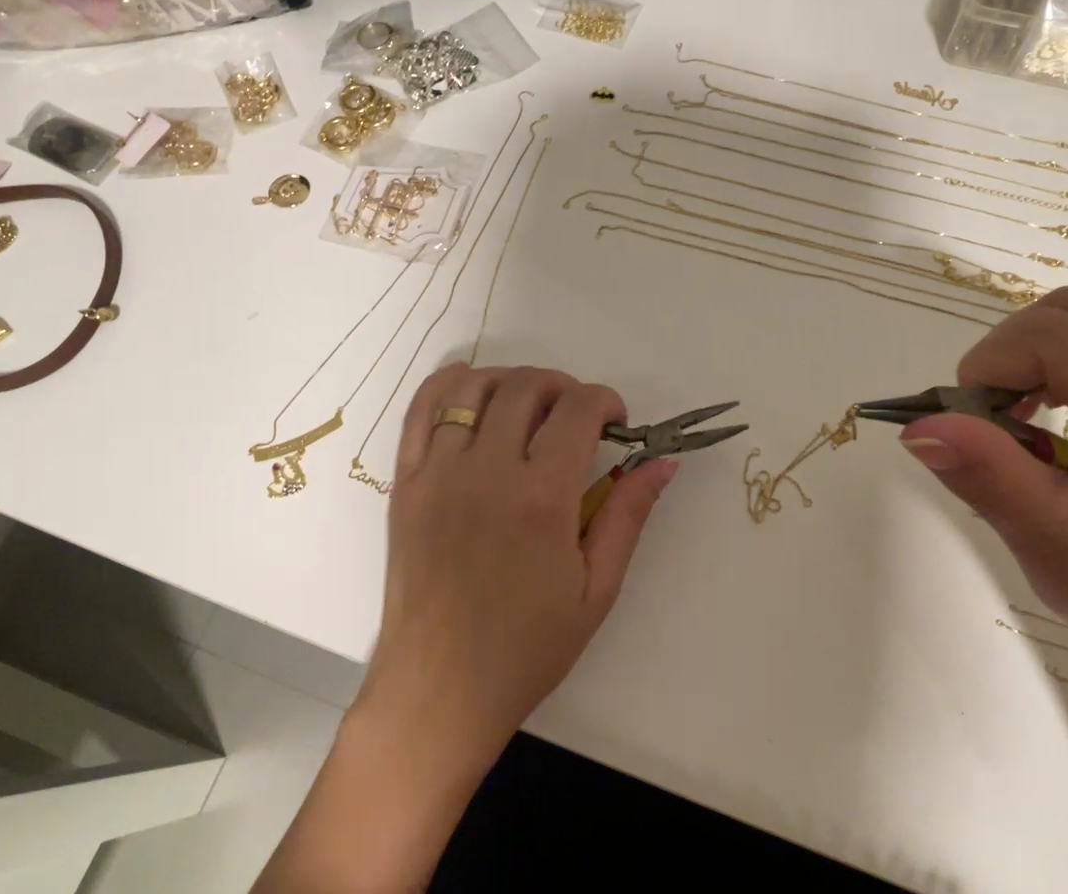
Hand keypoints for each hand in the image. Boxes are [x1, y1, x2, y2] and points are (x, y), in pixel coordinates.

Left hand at [363, 363, 677, 761]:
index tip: (615, 422)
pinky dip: (449, 385)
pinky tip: (473, 393)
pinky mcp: (405, 483)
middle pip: (527, 387)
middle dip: (564, 388)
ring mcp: (438, 474)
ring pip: (474, 387)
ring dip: (511, 381)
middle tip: (577, 419)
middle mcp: (486, 472)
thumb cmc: (527, 648)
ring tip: (529, 407)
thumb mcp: (597, 590)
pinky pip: (420, 410)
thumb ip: (628, 517)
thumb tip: (662, 462)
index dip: (605, 400)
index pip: (577, 410)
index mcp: (541, 500)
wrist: (440, 687)